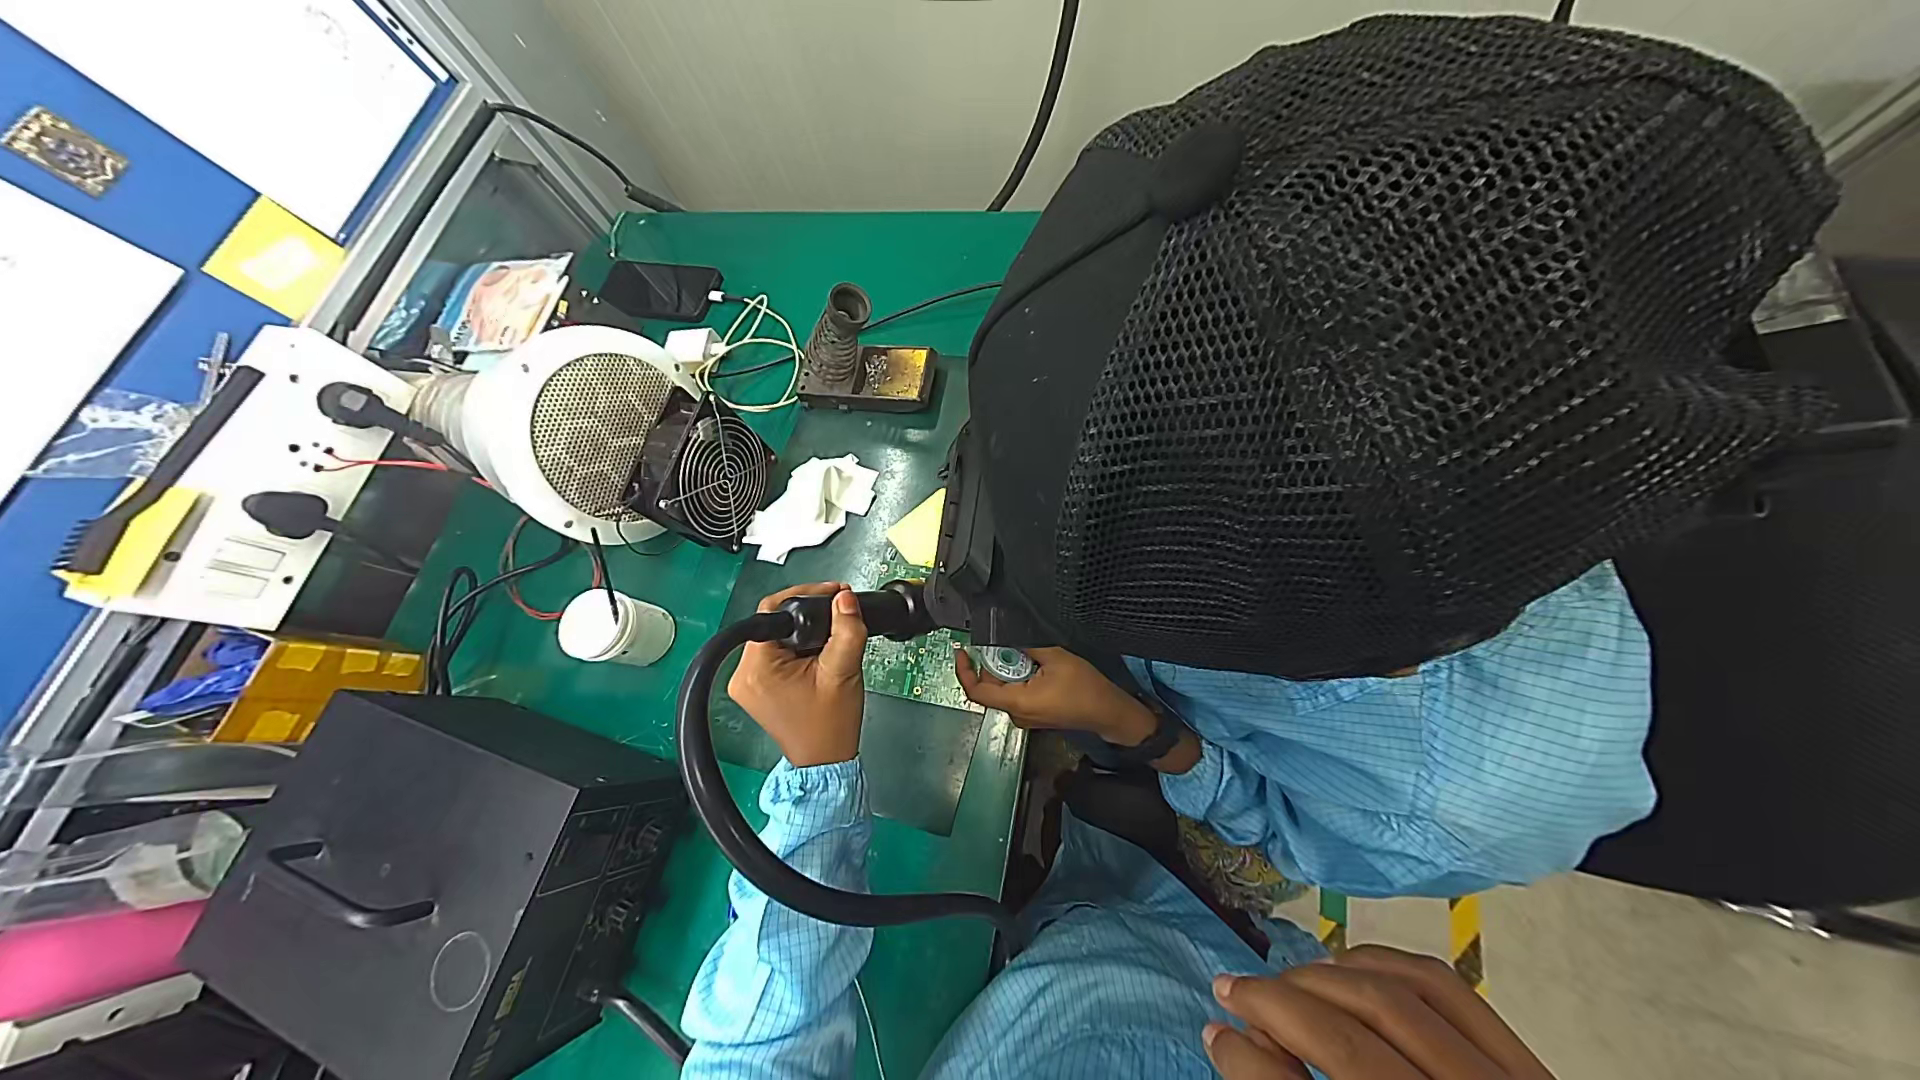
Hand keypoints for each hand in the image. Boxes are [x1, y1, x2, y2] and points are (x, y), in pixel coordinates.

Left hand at [727, 583, 867, 766]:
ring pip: (777, 634)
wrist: (825, 760)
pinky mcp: (757, 684)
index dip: (805, 596)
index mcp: (757, 670)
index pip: (773, 609)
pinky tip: (816, 652)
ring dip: (804, 631)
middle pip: (775, 621)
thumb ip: (847, 629)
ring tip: (828, 638)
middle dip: (809, 615)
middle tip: (836, 615)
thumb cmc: (829, 727)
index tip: (830, 595)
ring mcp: (748, 681)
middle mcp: (743, 674)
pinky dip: (798, 645)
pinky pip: (776, 650)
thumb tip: (845, 599)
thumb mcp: (843, 670)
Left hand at [954, 646, 1158, 746]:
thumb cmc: (1086, 690)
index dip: (964, 671)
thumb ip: (1027, 645)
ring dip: (1007, 668)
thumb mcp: (1056, 658)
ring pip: (1003, 688)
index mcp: (1017, 702)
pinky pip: (1015, 692)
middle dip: (992, 662)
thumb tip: (1007, 635)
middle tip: (1006, 643)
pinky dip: (1017, 676)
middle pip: (990, 686)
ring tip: (1025, 653)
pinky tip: (1033, 664)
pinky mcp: (1034, 713)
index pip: (976, 691)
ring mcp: (1025, 716)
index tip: (962, 652)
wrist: (1108, 712)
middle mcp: (1016, 713)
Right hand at [1205, 946, 1555, 1079]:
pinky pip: (1443, 985)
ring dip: (1325, 975)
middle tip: (1239, 995)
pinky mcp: (1529, 1071)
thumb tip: (1223, 1036)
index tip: (1218, 1021)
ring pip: (1397, 992)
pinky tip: (1344, 970)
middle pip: (1356, 1028)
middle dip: (1280, 998)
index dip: (1257, 1039)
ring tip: (1288, 984)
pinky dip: (1381, 963)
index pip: (1327, 1066)